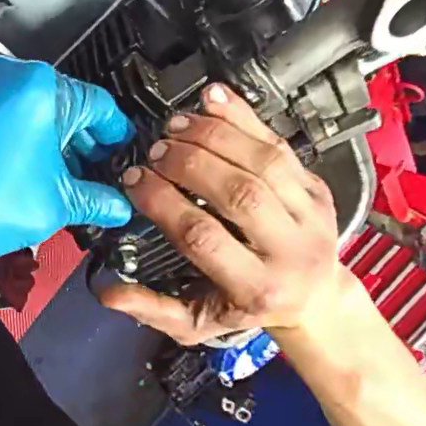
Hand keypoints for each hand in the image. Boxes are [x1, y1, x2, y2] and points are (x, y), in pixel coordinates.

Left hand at [0, 56, 133, 282]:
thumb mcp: (53, 205)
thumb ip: (95, 202)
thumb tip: (116, 205)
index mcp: (43, 89)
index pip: (102, 109)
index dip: (119, 142)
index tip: (125, 163)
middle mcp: (13, 78)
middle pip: (72, 111)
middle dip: (88, 151)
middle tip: (101, 184)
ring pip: (41, 117)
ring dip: (60, 152)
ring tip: (70, 189)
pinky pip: (14, 121)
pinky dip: (31, 147)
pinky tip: (38, 179)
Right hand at [99, 83, 357, 344]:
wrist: (314, 298)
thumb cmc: (250, 309)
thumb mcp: (199, 324)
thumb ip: (153, 309)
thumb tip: (109, 294)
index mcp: (256, 288)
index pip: (203, 236)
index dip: (164, 202)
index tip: (136, 182)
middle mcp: (290, 250)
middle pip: (238, 192)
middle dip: (188, 163)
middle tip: (155, 152)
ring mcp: (309, 215)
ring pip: (264, 161)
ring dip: (214, 135)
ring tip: (176, 126)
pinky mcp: (316, 187)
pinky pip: (281, 143)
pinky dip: (245, 117)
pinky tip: (214, 100)